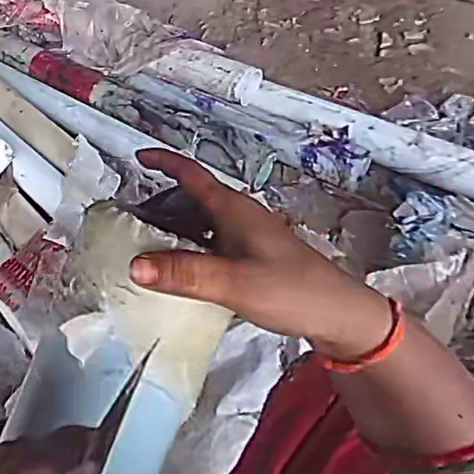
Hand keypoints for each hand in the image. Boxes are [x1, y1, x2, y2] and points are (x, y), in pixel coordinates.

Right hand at [129, 149, 394, 358]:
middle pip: (192, 197)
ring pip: (201, 221)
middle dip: (161, 201)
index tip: (139, 157)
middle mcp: (239, 216)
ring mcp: (247, 236)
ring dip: (175, 227)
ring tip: (148, 244)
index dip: (164, 161)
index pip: (192, 174)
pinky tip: (181, 270)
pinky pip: (211, 242)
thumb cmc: (293, 290)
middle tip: (133, 217)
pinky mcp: (252, 256)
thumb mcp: (233, 283)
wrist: (341, 317)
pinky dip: (190, 247)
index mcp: (233, 210)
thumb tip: (135, 265)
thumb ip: (184, 274)